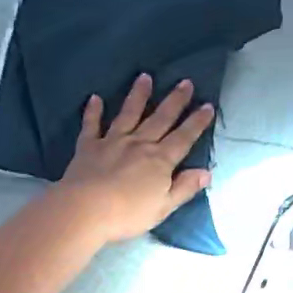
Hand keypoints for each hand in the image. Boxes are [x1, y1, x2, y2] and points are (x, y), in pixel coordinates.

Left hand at [54, 74, 216, 242]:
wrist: (85, 210)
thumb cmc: (126, 215)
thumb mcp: (162, 208)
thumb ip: (183, 189)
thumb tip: (206, 172)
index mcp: (159, 161)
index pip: (183, 138)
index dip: (196, 123)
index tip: (207, 106)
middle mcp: (139, 144)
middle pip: (160, 119)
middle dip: (174, 101)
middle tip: (185, 82)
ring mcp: (112, 142)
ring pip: (128, 114)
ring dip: (138, 95)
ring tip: (145, 77)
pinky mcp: (88, 147)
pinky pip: (91, 125)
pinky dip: (93, 112)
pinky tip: (94, 98)